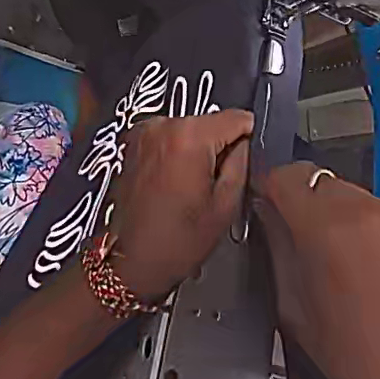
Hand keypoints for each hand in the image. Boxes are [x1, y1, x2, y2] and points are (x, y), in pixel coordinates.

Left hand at [106, 110, 252, 299]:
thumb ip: (242, 161)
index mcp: (190, 136)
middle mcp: (165, 123)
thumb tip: (244, 141)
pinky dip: (179, 151)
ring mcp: (145, 130)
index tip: (242, 165)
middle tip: (215, 182)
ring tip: (192, 185)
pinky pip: (171, 136)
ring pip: (192, 128)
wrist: (131, 261)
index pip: (237, 118)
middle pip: (213, 122)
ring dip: (199, 149)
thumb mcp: (226, 203)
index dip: (247, 139)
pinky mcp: (134, 141)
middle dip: (221, 145)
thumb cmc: (181, 238)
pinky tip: (174, 181)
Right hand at [255, 164, 379, 378]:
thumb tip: (269, 215)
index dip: (271, 185)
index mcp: (324, 229)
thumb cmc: (356, 353)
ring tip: (333, 252)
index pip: (287, 177)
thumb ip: (276, 245)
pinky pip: (377, 208)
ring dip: (334, 210)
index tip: (268, 195)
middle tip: (297, 229)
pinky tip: (360, 259)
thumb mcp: (292, 301)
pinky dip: (363, 223)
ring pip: (348, 191)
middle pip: (318, 180)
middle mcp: (362, 214)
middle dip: (303, 200)